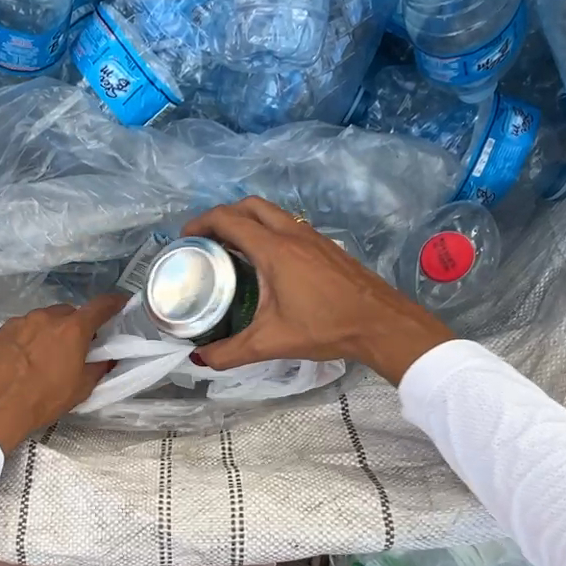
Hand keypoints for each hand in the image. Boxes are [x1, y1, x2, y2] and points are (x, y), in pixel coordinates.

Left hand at [0, 294, 128, 451]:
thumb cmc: (44, 399)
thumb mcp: (80, 389)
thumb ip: (97, 368)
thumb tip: (106, 359)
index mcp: (72, 329)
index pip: (100, 307)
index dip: (113, 303)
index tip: (120, 303)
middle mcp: (46, 317)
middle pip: (68, 313)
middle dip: (75, 325)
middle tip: (75, 346)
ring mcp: (20, 322)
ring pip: (42, 320)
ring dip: (49, 331)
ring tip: (45, 355)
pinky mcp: (0, 331)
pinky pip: (21, 329)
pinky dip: (27, 339)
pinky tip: (22, 359)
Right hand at [182, 197, 454, 383]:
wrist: (379, 323)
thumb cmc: (325, 327)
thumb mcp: (270, 343)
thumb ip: (229, 352)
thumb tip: (200, 359)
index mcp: (274, 250)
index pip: (229, 220)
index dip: (201, 223)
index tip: (185, 237)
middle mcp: (291, 234)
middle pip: (249, 206)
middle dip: (223, 215)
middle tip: (206, 238)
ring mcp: (311, 236)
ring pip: (271, 212)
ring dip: (246, 220)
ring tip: (229, 246)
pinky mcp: (324, 246)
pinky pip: (287, 225)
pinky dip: (266, 230)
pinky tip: (263, 260)